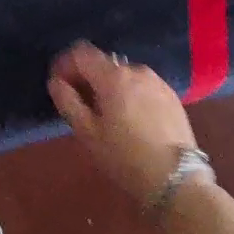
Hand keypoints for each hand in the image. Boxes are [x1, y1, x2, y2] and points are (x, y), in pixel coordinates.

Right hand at [47, 42, 197, 205]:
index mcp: (113, 77)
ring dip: (109, 86)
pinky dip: (130, 93)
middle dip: (87, 77)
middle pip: (103, 62)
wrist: (177, 180)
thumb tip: (56, 82)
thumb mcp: (88, 134)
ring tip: (107, 114)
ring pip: (123, 74)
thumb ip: (68, 102)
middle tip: (81, 104)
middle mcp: (136, 70)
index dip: (66, 64)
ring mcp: (157, 81)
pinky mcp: (171, 95)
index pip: (81, 52)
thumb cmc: (125, 158)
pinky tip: (131, 119)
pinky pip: (142, 85)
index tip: (60, 85)